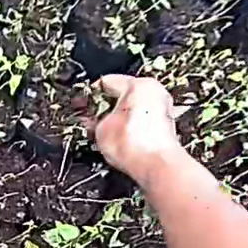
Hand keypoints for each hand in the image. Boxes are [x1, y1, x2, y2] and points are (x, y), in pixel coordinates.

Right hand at [89, 74, 194, 188]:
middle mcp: (154, 91)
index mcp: (138, 84)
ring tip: (103, 132)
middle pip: (122, 93)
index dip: (89, 96)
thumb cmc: (133, 143)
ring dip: (118, 117)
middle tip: (90, 120)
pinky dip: (130, 126)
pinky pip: (142, 119)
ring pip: (133, 107)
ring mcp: (163, 106)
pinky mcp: (166, 123)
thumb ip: (93, 119)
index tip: (81, 106)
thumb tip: (91, 119)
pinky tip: (119, 138)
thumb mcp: (100, 129)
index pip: (106, 82)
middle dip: (105, 107)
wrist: (156, 165)